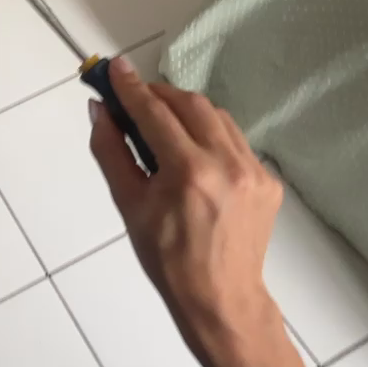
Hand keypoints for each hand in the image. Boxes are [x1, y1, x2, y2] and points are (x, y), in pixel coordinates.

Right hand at [89, 56, 292, 366]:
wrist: (221, 300)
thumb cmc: (165, 257)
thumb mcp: (127, 204)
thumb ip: (110, 150)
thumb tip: (99, 110)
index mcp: (188, 172)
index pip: (154, 113)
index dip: (130, 87)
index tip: (114, 67)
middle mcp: (226, 163)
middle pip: (189, 103)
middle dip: (158, 94)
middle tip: (134, 99)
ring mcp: (253, 170)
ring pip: (215, 116)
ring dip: (184, 109)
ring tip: (161, 123)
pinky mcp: (268, 179)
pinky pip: (233, 139)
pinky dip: (207, 133)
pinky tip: (191, 152)